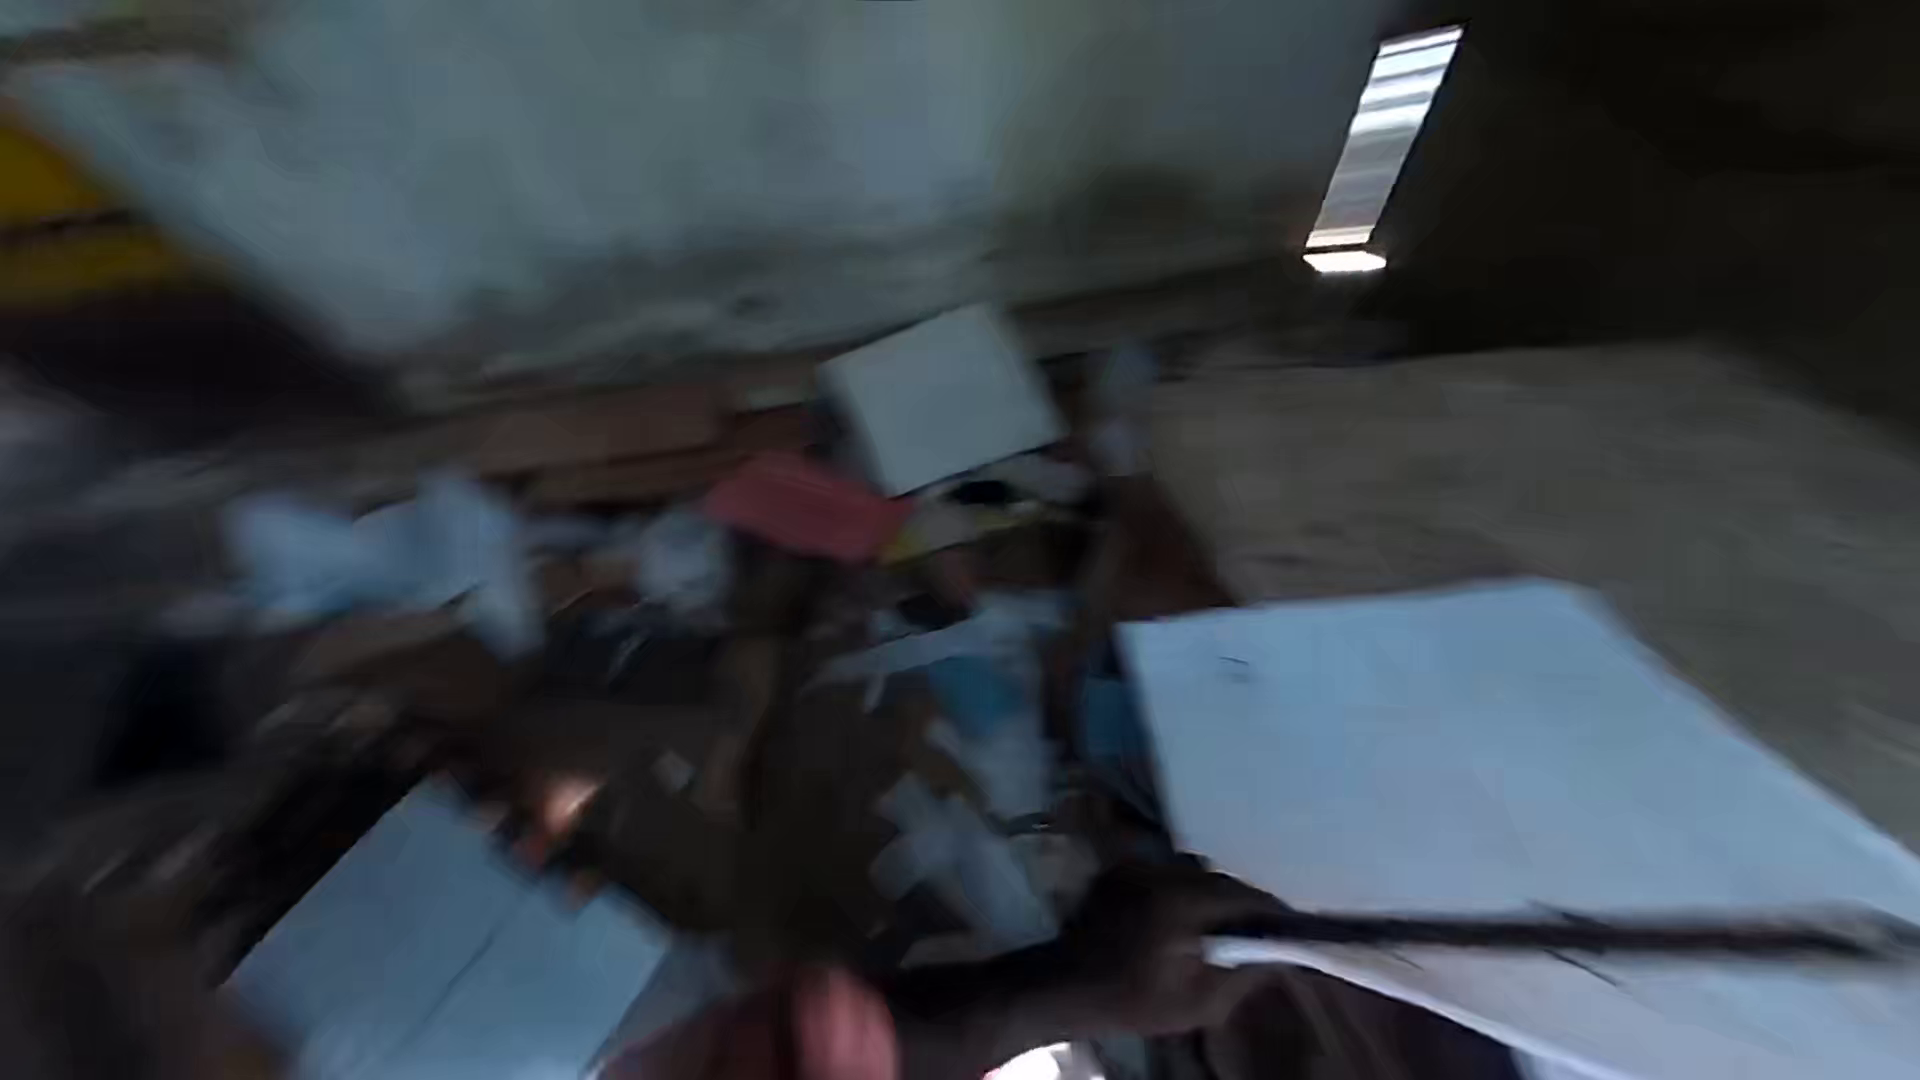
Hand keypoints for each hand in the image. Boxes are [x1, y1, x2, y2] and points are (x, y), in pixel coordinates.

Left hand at [1049, 861, 1290, 1035]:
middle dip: (1242, 901)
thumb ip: (1245, 973)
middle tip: (1264, 927)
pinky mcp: (1119, 869)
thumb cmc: (1136, 1001)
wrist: (1069, 984)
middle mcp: (1157, 871)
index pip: (1238, 893)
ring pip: (1189, 873)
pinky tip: (1185, 917)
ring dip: (1211, 894)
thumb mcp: (1200, 1001)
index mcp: (1179, 901)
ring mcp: (1134, 866)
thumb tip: (1281, 956)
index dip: (1270, 907)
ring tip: (1226, 924)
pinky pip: (1164, 874)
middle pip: (1215, 878)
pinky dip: (1182, 891)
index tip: (1293, 924)